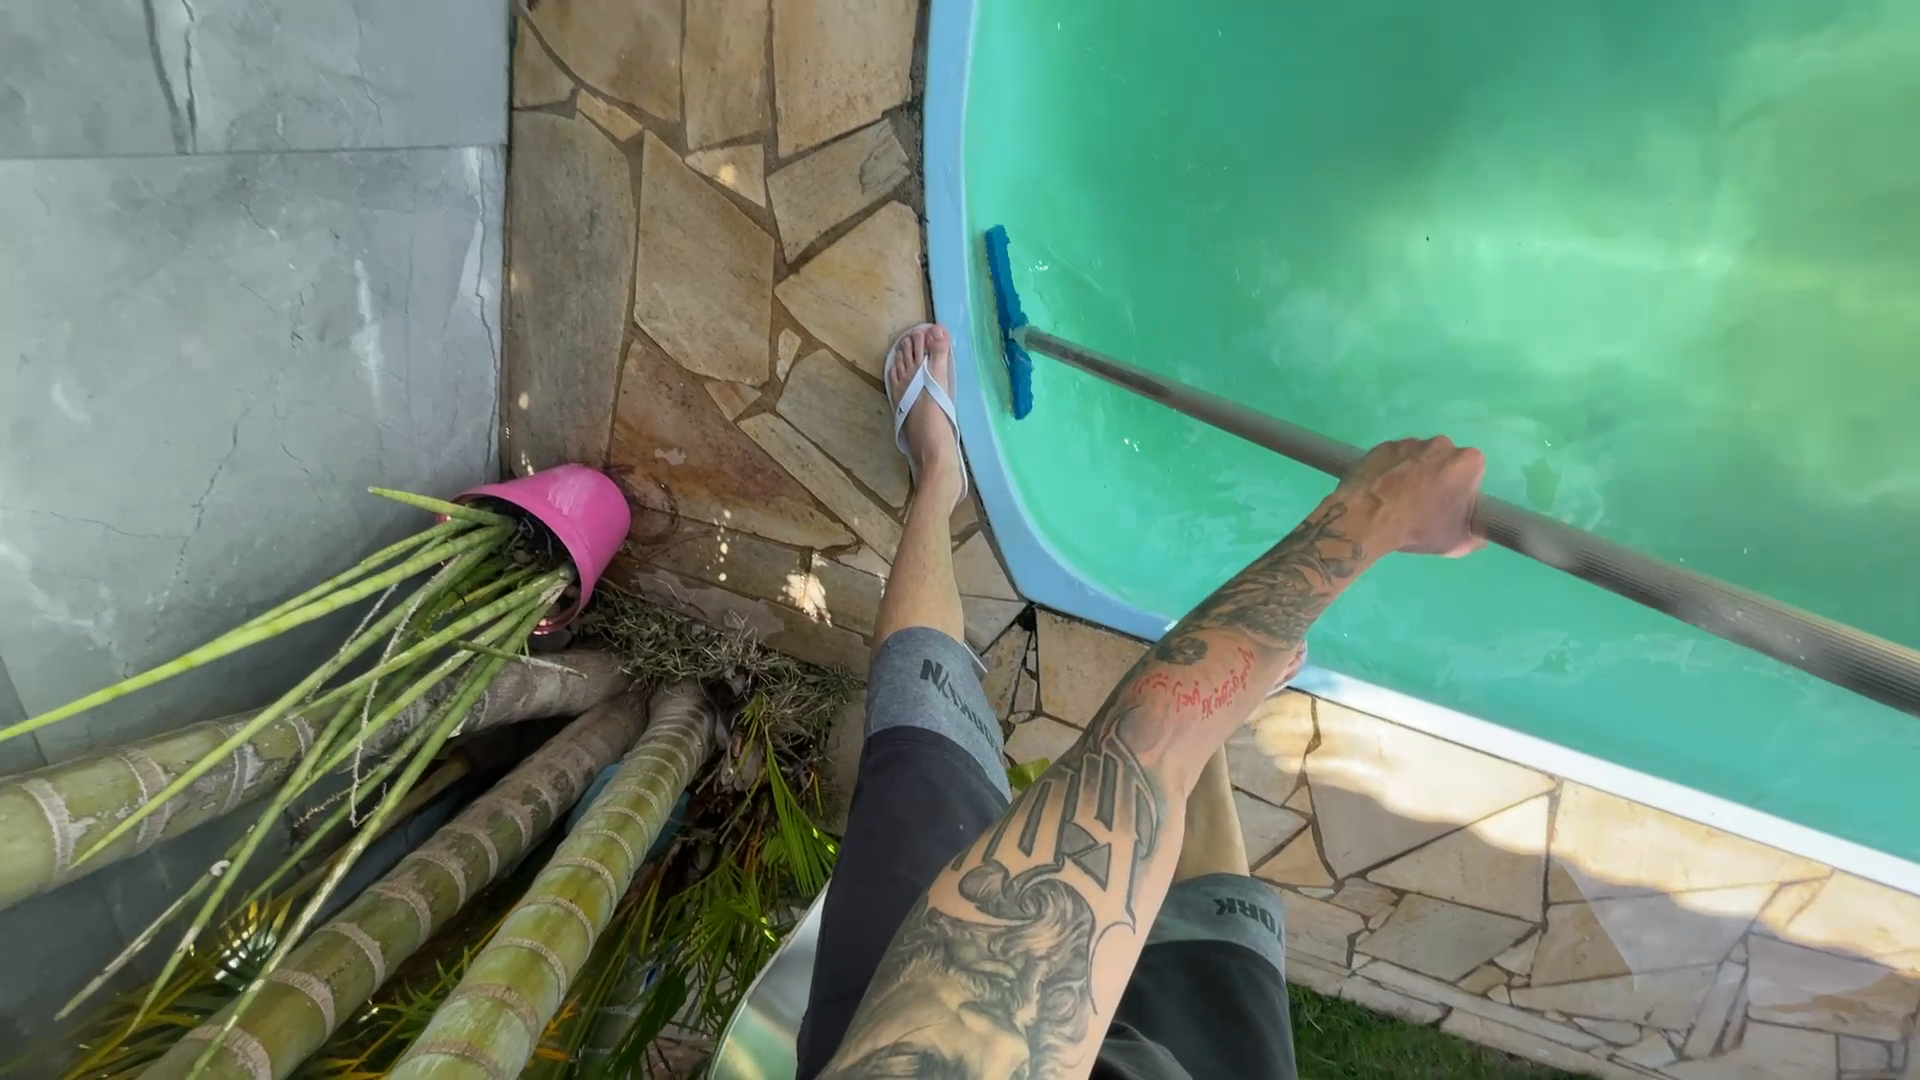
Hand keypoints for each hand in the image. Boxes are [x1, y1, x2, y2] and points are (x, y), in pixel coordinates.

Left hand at [1335, 436, 1486, 556]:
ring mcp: (1407, 443)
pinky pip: (1391, 458)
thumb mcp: (1456, 540)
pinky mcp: (1379, 447)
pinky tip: (1380, 488)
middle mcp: (1440, 444)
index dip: (1460, 490)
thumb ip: (1474, 536)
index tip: (1446, 504)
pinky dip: (1388, 469)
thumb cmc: (1417, 528)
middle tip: (1421, 501)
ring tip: (1396, 497)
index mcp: (1468, 461)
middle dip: (1436, 476)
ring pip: (1416, 457)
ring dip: (1411, 471)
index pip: (1471, 473)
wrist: (1365, 520)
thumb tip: (1478, 538)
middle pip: (1443, 461)